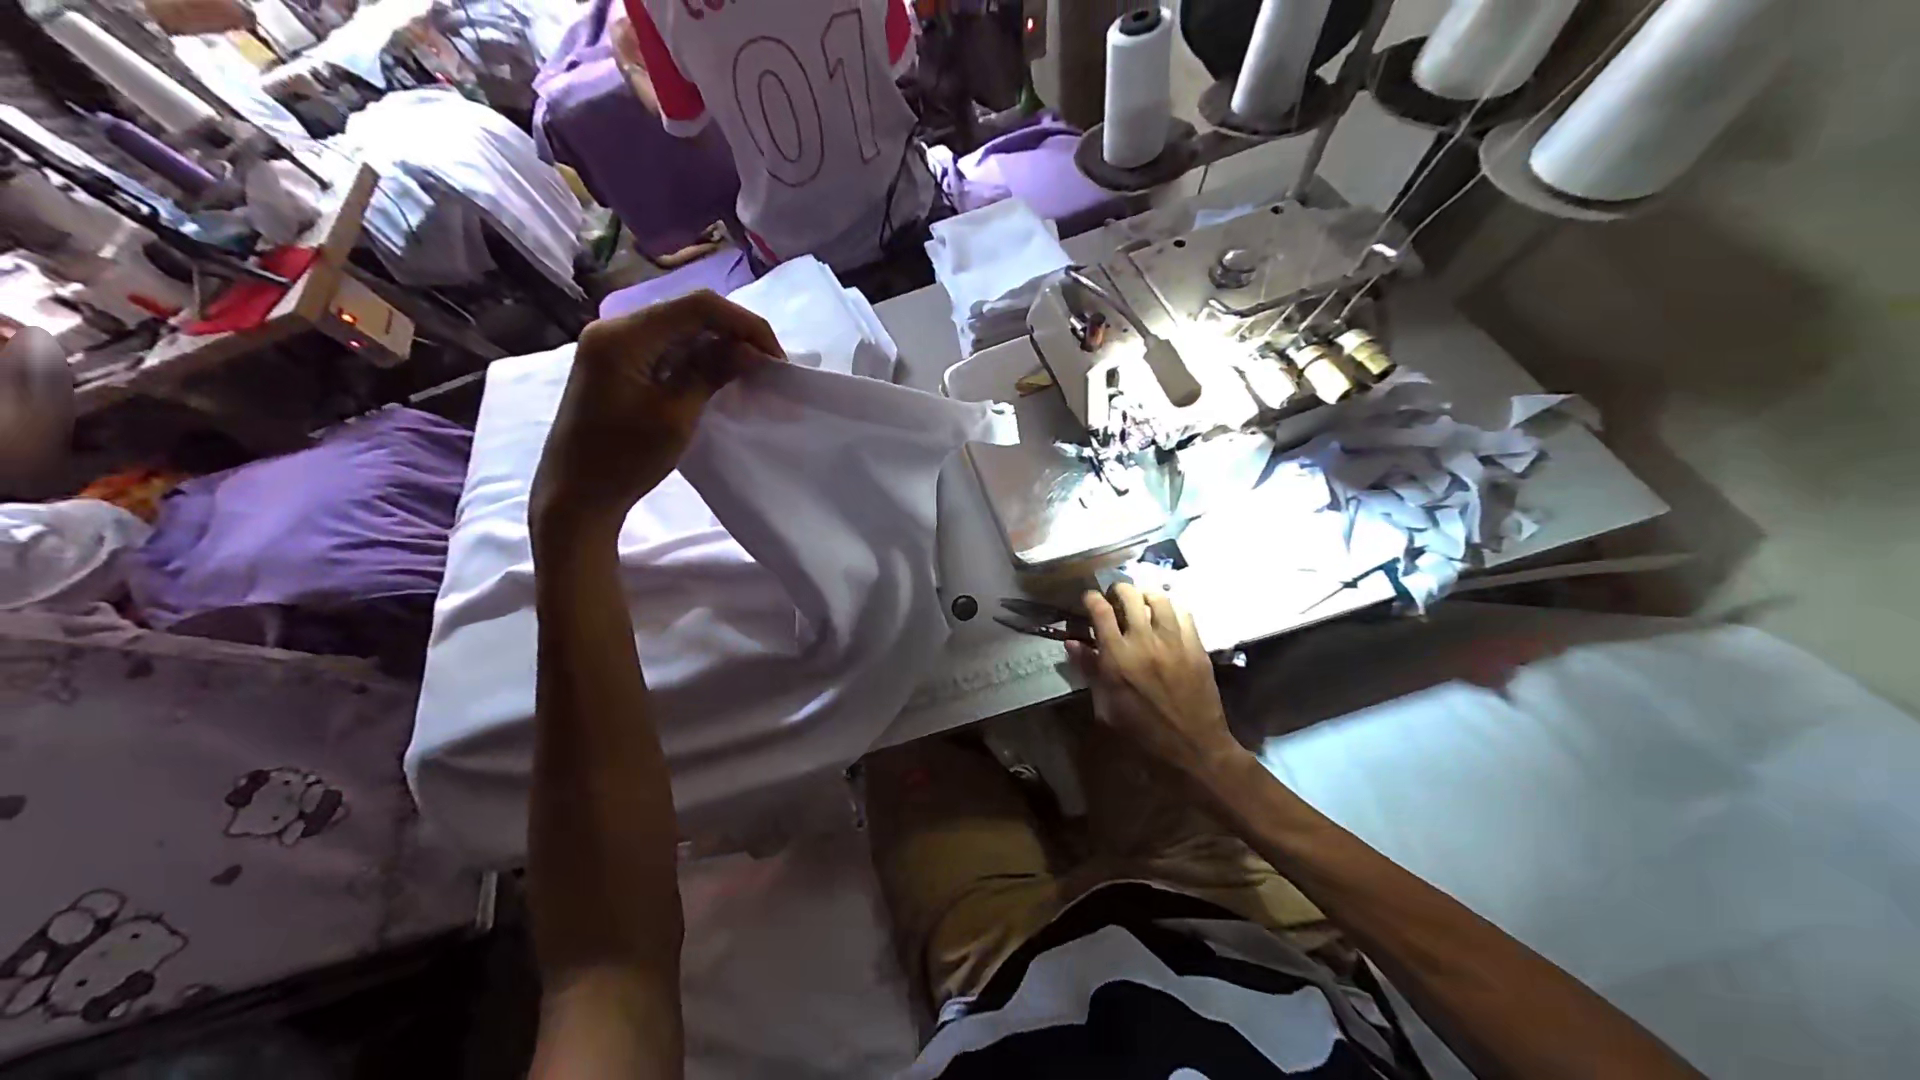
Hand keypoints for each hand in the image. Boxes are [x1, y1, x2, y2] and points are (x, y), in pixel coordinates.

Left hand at [530, 291, 781, 541]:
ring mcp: (613, 345)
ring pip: (680, 329)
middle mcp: (615, 328)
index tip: (775, 357)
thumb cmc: (624, 460)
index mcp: (624, 335)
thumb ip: (712, 373)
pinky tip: (719, 375)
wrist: (575, 495)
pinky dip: (697, 357)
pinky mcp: (617, 364)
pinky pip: (666, 347)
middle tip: (768, 365)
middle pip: (688, 312)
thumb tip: (750, 349)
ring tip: (750, 371)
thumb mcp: (676, 416)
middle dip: (734, 333)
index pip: (698, 306)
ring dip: (718, 345)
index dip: (744, 324)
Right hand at [1067, 585, 1246, 784]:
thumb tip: (1073, 643)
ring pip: (1159, 598)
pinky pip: (1184, 614)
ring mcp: (1174, 642)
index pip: (1100, 611)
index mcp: (1117, 658)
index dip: (1092, 598)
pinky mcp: (1196, 647)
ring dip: (1145, 595)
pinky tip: (1166, 615)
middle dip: (1118, 590)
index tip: (1089, 599)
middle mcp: (1144, 642)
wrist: (1193, 748)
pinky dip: (1171, 608)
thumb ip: (1089, 670)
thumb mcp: (1105, 707)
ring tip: (1141, 602)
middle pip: (1130, 596)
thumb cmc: (1141, 734)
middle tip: (1115, 598)